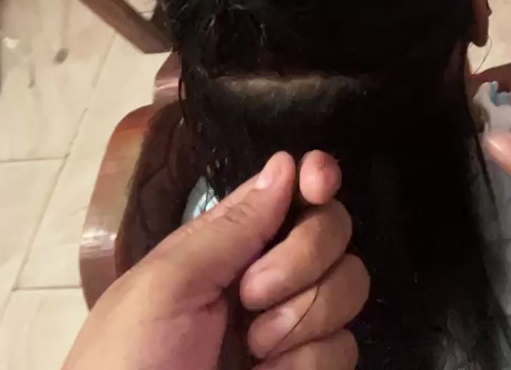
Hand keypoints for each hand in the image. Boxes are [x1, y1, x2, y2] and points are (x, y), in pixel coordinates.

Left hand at [64, 150, 369, 369]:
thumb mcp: (161, 290)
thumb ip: (230, 227)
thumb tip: (287, 162)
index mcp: (227, 246)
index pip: (290, 189)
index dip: (316, 176)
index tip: (319, 185)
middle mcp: (268, 278)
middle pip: (333, 228)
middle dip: (305, 255)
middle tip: (253, 295)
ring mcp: (293, 330)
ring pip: (349, 283)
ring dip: (305, 317)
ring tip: (255, 354)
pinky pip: (343, 348)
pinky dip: (307, 364)